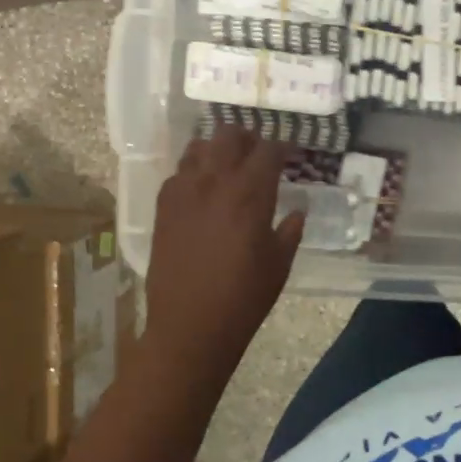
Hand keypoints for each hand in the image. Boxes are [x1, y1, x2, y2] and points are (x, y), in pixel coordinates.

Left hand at [144, 126, 304, 361]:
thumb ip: (290, 230)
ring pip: (199, 147)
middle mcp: (214, 182)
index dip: (283, 148)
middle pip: (229, 136)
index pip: (269, 150)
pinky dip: (194, 171)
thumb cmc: (244, 296)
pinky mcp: (163, 207)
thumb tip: (297, 210)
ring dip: (218, 150)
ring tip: (230, 166)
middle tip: (260, 154)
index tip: (292, 155)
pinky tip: (204, 190)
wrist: (191, 325)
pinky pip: (179, 173)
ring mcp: (183, 192)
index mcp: (250, 194)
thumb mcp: (280, 263)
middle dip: (248, 138)